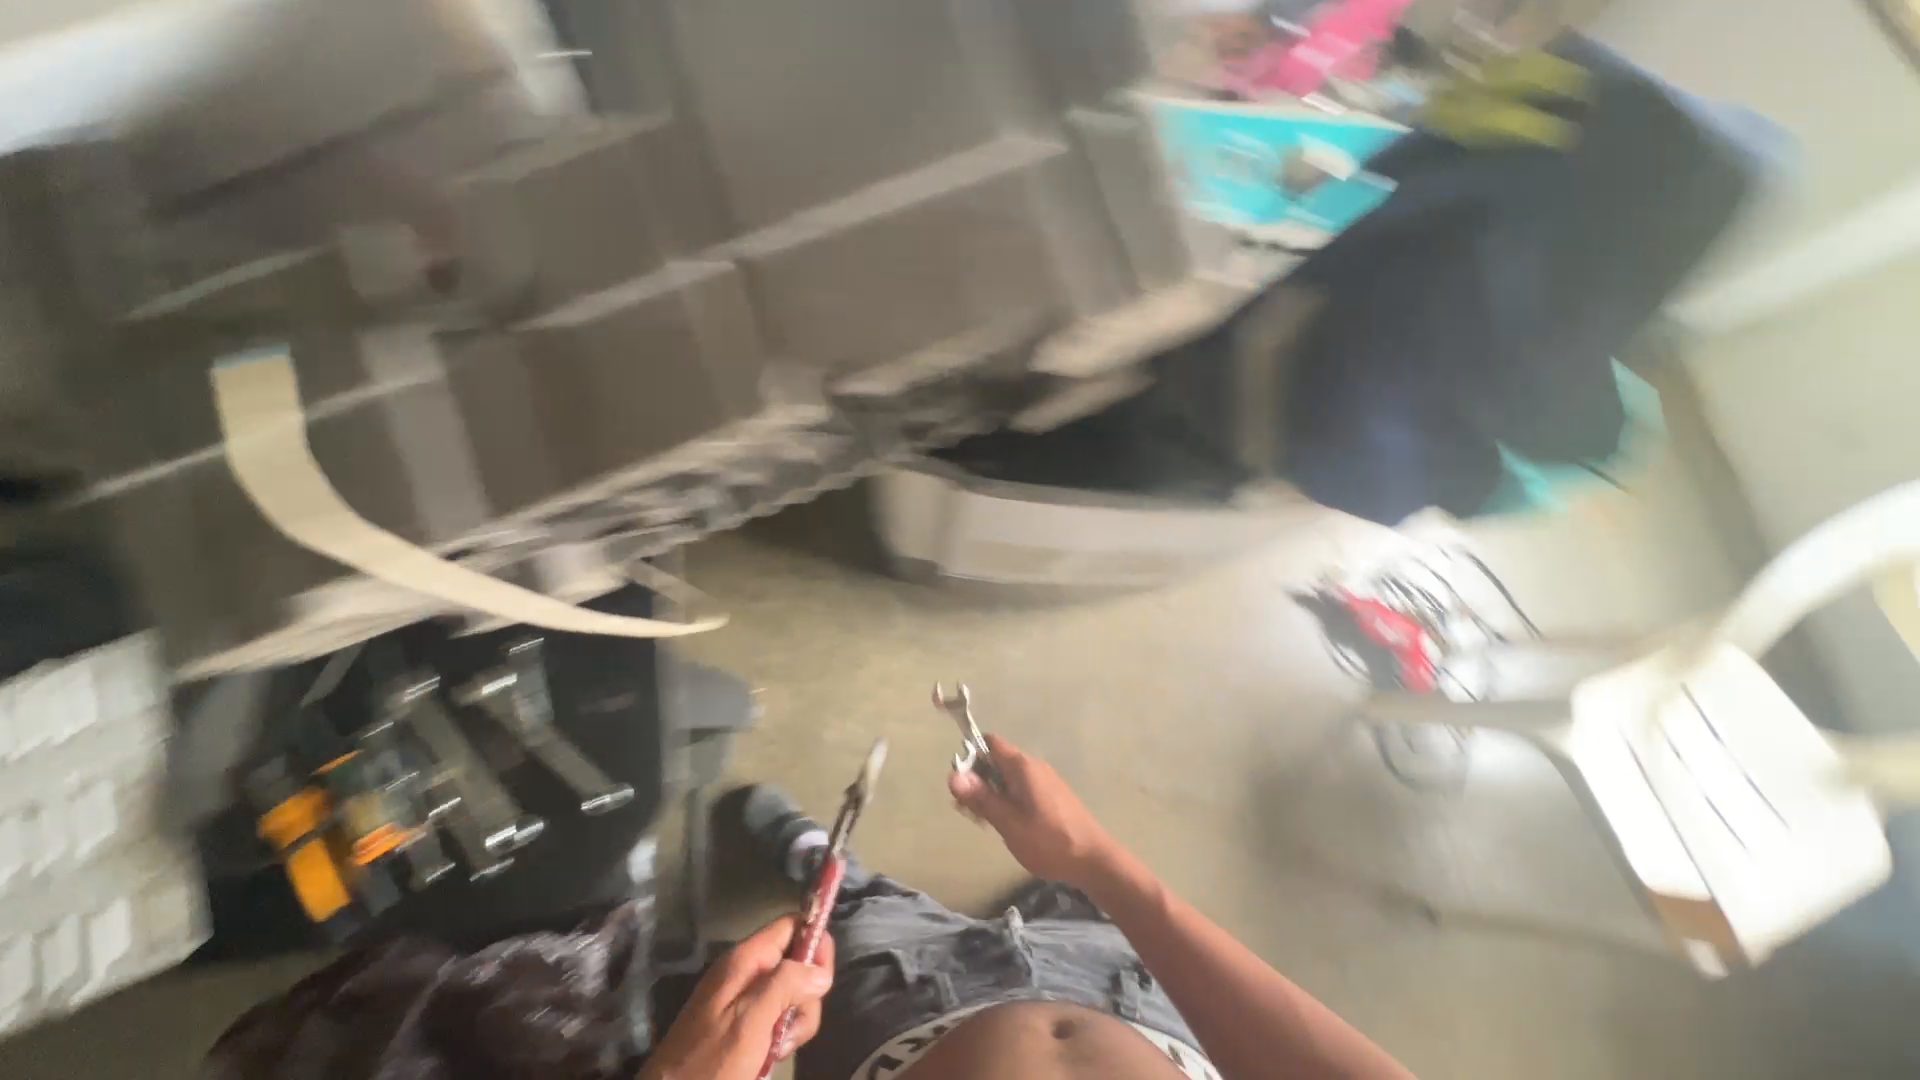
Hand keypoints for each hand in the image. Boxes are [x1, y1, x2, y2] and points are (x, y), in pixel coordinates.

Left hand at [641, 915, 834, 1079]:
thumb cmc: (708, 1064)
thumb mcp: (750, 1021)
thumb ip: (786, 985)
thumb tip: (821, 971)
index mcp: (745, 959)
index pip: (792, 925)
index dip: (815, 942)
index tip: (823, 979)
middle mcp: (747, 971)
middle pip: (797, 962)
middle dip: (807, 994)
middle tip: (792, 1025)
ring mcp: (745, 998)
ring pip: (792, 992)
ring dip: (796, 1020)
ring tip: (779, 1047)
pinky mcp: (744, 1023)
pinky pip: (777, 1016)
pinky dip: (783, 1034)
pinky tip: (772, 1054)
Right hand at [948, 735, 1118, 887]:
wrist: (1094, 860)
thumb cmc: (1049, 841)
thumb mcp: (1009, 823)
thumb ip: (981, 799)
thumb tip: (952, 775)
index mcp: (1023, 766)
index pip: (989, 743)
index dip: (970, 757)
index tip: (961, 783)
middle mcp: (1034, 766)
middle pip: (997, 761)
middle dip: (978, 780)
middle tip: (969, 811)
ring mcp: (1045, 780)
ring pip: (1008, 777)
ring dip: (992, 793)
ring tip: (987, 823)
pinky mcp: (1052, 795)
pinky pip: (1022, 788)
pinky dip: (1008, 800)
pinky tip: (1008, 825)